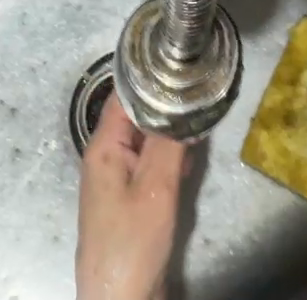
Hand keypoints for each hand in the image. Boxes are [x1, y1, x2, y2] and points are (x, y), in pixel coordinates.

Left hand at [77, 98, 187, 299]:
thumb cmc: (132, 241)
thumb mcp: (155, 186)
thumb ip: (169, 142)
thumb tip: (182, 103)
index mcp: (103, 147)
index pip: (125, 96)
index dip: (151, 79)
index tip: (181, 66)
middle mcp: (108, 157)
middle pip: (139, 118)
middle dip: (168, 108)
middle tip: (200, 91)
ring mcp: (120, 180)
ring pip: (149, 142)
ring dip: (173, 135)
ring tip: (202, 118)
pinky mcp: (133, 200)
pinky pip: (154, 167)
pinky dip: (172, 160)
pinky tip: (193, 157)